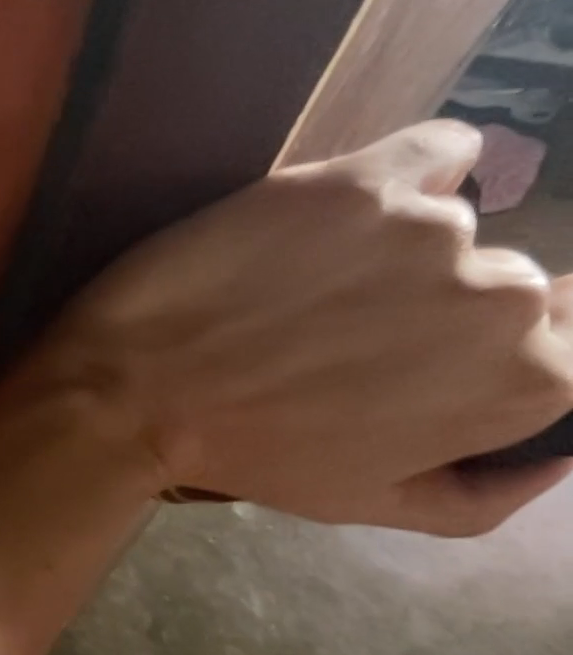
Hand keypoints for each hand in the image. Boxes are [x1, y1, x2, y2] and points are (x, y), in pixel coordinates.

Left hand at [32, 119, 572, 535]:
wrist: (126, 397)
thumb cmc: (237, 453)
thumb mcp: (360, 503)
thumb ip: (479, 495)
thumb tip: (551, 464)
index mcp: (525, 381)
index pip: (563, 342)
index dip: (480, 350)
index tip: (406, 356)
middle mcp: (507, 295)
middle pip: (502, 284)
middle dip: (423, 309)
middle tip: (330, 333)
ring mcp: (436, 230)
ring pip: (449, 228)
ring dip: (389, 254)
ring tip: (296, 291)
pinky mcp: (366, 181)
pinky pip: (435, 152)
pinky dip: (403, 176)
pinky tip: (336, 218)